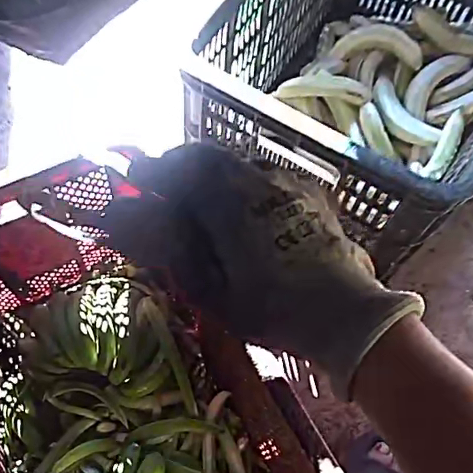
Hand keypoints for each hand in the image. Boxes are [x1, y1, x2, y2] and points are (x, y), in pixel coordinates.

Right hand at [98, 143, 421, 395]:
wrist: (344, 314)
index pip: (181, 164)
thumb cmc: (272, 308)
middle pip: (211, 158)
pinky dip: (245, 188)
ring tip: (205, 206)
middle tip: (167, 192)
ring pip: (241, 165)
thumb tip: (127, 219)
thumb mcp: (211, 289)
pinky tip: (247, 216)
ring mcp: (292, 183)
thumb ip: (171, 247)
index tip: (137, 180)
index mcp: (230, 197)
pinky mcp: (313, 196)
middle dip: (183, 169)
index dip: (154, 170)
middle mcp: (260, 177)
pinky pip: (267, 179)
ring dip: (215, 178)